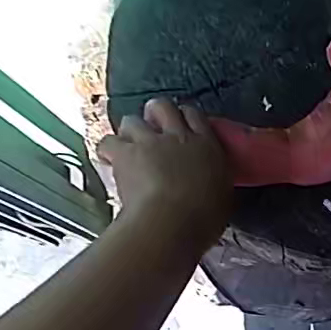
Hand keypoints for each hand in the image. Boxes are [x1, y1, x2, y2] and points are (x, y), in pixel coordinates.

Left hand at [96, 99, 231, 240]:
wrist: (172, 222)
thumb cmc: (204, 217)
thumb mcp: (223, 196)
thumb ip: (216, 181)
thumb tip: (213, 183)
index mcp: (206, 145)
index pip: (195, 116)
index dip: (185, 118)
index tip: (182, 127)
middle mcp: (177, 136)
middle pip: (163, 107)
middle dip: (155, 113)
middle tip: (153, 129)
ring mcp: (148, 142)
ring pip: (132, 120)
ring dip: (130, 132)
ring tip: (130, 147)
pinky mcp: (124, 153)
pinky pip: (109, 142)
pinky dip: (108, 150)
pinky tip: (109, 160)